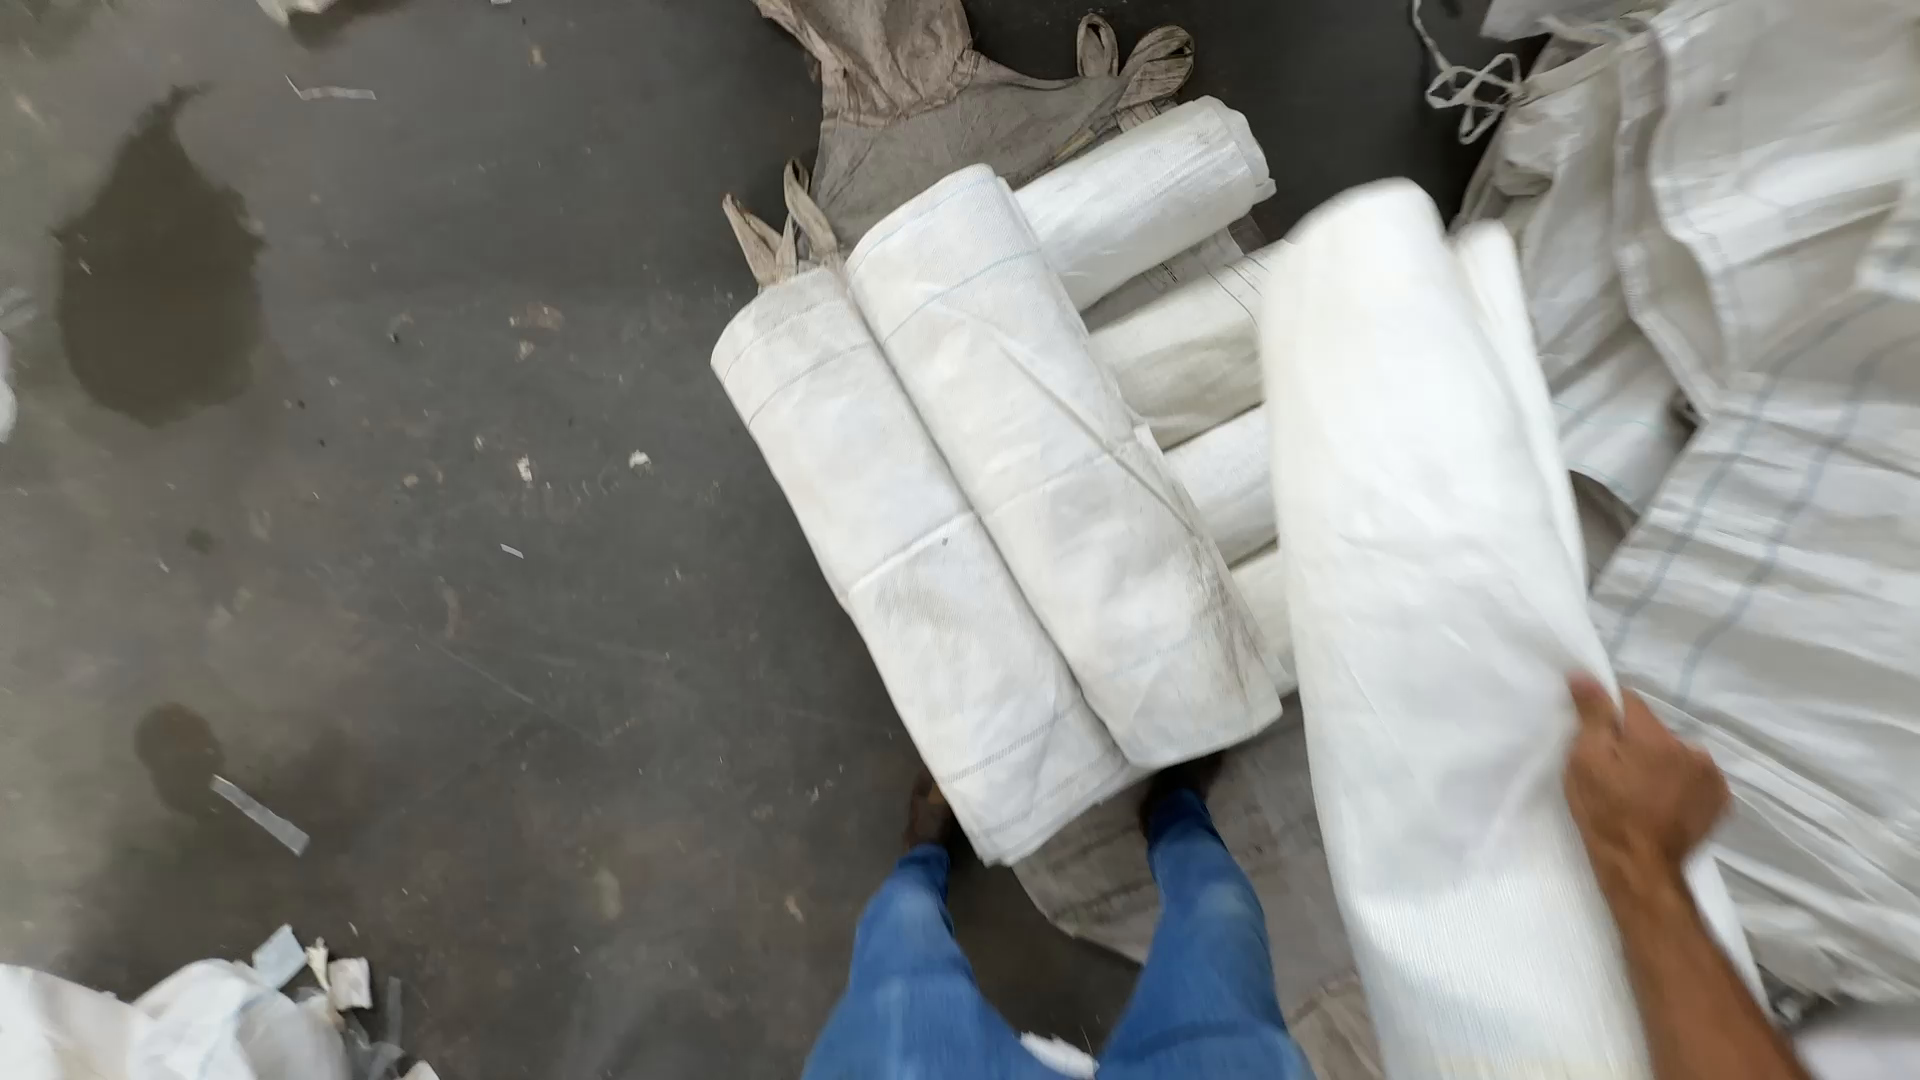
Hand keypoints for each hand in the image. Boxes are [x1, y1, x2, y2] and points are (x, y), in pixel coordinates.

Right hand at [1564, 675, 1728, 877]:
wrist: (1639, 862)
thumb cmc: (1603, 806)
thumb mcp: (1585, 757)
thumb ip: (1592, 714)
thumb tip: (1586, 675)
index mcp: (1656, 736)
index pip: (1629, 700)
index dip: (1605, 710)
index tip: (1590, 729)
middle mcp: (1691, 750)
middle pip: (1652, 728)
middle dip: (1632, 738)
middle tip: (1609, 764)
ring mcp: (1712, 778)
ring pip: (1674, 752)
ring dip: (1656, 759)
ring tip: (1635, 784)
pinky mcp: (1720, 801)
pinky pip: (1692, 776)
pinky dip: (1676, 780)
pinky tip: (1658, 798)